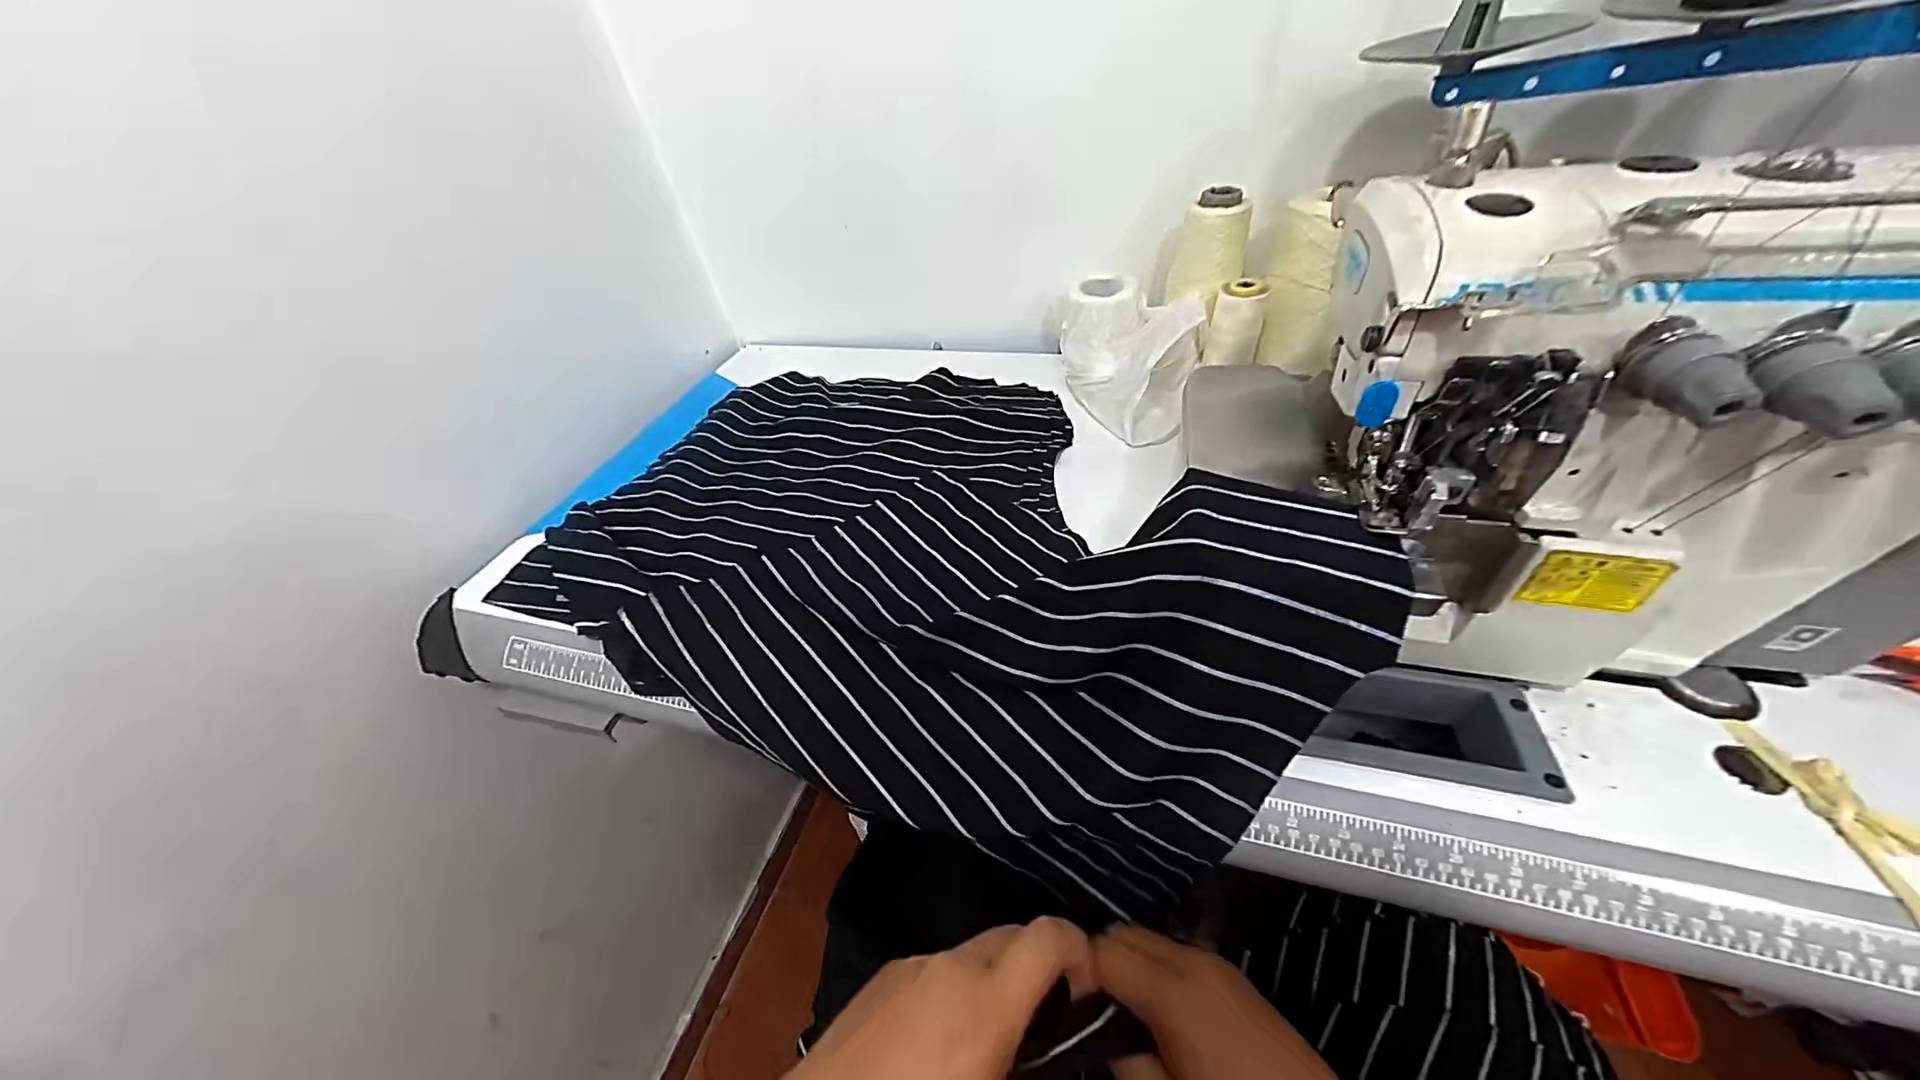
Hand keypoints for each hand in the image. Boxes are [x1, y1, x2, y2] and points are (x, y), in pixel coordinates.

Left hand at [787, 917, 1094, 1079]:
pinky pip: (935, 968)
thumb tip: (1050, 1051)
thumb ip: (1028, 1059)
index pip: (1048, 934)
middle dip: (1037, 968)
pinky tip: (935, 1040)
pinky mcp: (880, 975)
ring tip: (983, 1041)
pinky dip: (952, 988)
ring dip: (992, 981)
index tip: (1088, 991)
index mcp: (985, 1000)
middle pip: (1013, 936)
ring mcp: (911, 964)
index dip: (1080, 949)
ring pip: (972, 953)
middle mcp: (950, 965)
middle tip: (1042, 1026)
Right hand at [1095, 924, 1336, 1079]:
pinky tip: (1156, 1009)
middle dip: (1100, 960)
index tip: (1067, 999)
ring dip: (1127, 962)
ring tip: (1120, 1009)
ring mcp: (1216, 965)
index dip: (1077, 970)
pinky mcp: (1233, 977)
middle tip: (1088, 1004)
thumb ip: (1126, 1061)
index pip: (1102, 949)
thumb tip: (1099, 1036)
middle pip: (1123, 932)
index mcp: (1172, 989)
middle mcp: (1193, 961)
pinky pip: (1177, 954)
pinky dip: (1155, 967)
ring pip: (1149, 938)